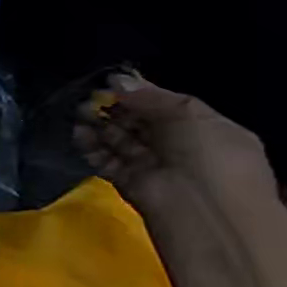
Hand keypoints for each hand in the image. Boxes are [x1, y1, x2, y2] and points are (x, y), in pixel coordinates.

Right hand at [74, 72, 279, 214]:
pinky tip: (78, 133)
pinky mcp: (127, 180)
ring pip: (118, 139)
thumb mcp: (189, 116)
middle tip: (89, 99)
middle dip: (114, 109)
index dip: (139, 95)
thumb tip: (117, 79)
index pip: (166, 107)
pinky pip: (104, 159)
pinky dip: (90, 146)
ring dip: (98, 125)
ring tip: (79, 113)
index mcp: (203, 130)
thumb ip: (151, 97)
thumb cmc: (208, 156)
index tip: (110, 84)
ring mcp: (151, 165)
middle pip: (138, 123)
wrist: (201, 207)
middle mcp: (178, 147)